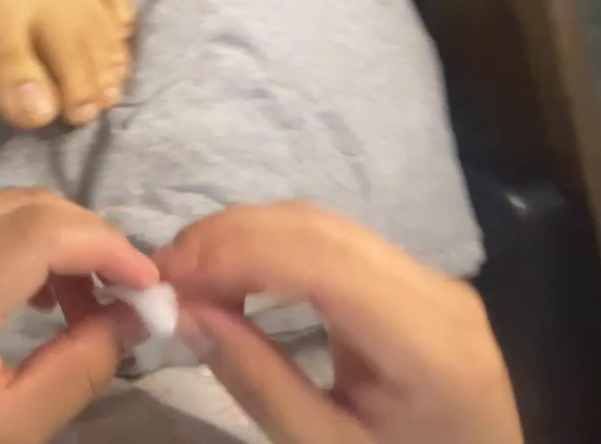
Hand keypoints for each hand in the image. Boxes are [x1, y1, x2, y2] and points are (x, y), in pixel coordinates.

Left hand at [0, 0, 135, 130]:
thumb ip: (12, 75)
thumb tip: (44, 118)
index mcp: (63, 30)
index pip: (82, 81)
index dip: (79, 104)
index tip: (75, 119)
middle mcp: (86, 5)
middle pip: (102, 55)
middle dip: (101, 85)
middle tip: (97, 105)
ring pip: (113, 25)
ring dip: (114, 55)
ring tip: (114, 75)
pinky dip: (121, 13)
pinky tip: (121, 18)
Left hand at [0, 188, 159, 443]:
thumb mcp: (11, 427)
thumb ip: (82, 362)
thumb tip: (140, 311)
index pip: (42, 231)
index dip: (105, 245)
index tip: (147, 283)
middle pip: (25, 204)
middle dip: (85, 237)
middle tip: (118, 295)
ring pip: (0, 202)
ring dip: (51, 236)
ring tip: (74, 301)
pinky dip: (13, 236)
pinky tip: (25, 288)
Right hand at [157, 203, 521, 443]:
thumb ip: (256, 379)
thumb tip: (180, 308)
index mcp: (432, 345)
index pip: (320, 263)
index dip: (235, 254)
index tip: (166, 274)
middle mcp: (436, 291)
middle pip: (314, 229)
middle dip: (228, 237)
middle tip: (164, 269)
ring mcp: (426, 278)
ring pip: (314, 222)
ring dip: (242, 234)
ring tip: (188, 269)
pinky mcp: (407, 279)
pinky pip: (325, 238)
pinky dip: (266, 244)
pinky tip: (232, 269)